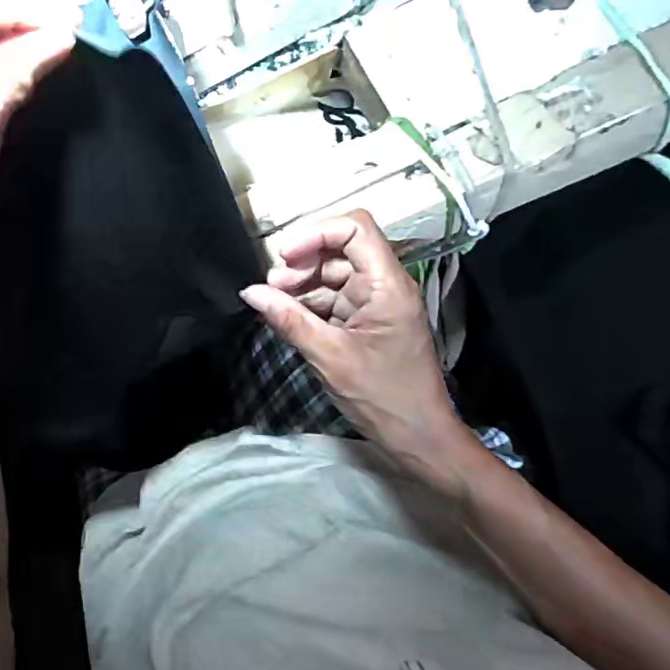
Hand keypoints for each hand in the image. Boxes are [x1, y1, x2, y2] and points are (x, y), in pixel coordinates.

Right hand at [239, 210, 473, 485]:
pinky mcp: (365, 318)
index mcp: (387, 285)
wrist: (420, 440)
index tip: (285, 257)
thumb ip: (289, 320)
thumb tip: (250, 292)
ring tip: (274, 302)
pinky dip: (306, 302)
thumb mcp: (330, 357)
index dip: (316, 233)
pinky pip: (331, 296)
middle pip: (339, 248)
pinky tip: (286, 315)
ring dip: (300, 283)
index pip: (355, 228)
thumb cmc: (383, 397)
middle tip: (272, 286)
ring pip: (331, 272)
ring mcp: (374, 301)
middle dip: (302, 262)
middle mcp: (383, 284)